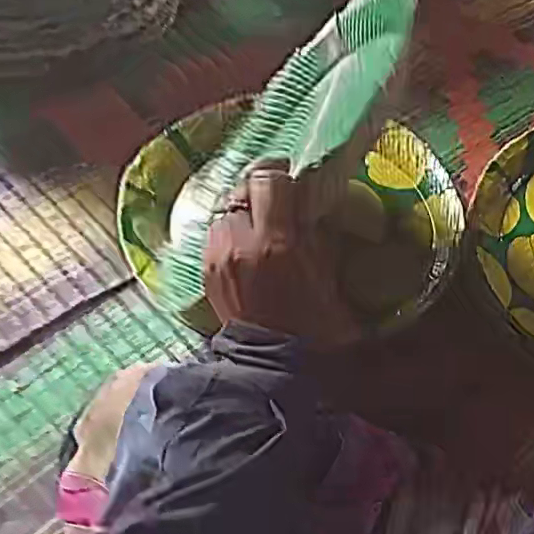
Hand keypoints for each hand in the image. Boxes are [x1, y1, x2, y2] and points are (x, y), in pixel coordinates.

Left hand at [204, 166, 360, 347]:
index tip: (296, 177)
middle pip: (243, 187)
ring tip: (264, 225)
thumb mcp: (328, 279)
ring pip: (227, 208)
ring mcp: (216, 253)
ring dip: (246, 211)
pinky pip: (217, 232)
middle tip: (281, 200)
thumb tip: (318, 208)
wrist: (270, 361)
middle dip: (263, 190)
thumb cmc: (312, 325)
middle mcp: (240, 241)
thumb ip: (321, 238)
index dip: (283, 172)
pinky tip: (248, 246)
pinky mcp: (204, 266)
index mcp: (277, 244)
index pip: (270, 180)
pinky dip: (234, 232)